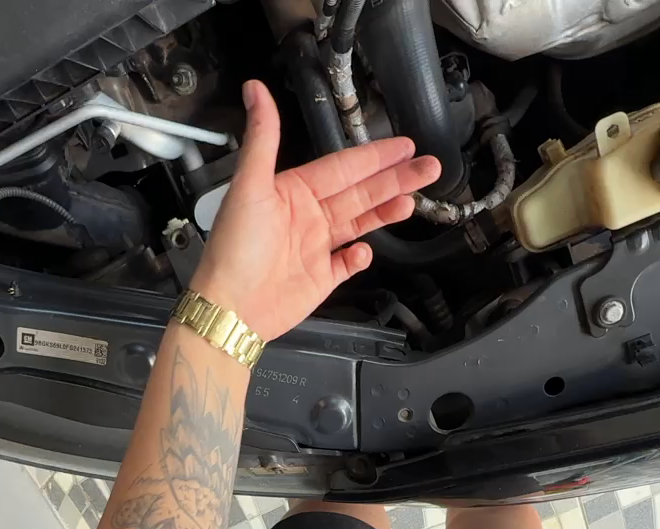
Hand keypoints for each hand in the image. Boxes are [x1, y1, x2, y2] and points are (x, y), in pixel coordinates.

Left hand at [189, 79, 440, 340]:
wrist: (230, 307)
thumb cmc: (233, 249)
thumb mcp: (248, 186)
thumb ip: (262, 138)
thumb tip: (256, 90)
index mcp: (293, 192)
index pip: (343, 167)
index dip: (375, 156)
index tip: (404, 145)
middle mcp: (307, 217)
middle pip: (360, 192)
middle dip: (395, 179)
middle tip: (428, 167)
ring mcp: (315, 249)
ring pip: (359, 223)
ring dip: (386, 211)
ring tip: (413, 200)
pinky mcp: (319, 280)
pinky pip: (346, 265)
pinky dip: (359, 258)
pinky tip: (368, 251)